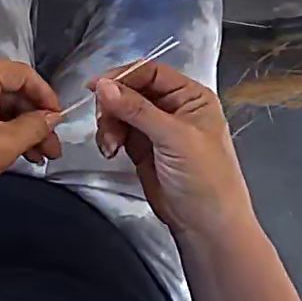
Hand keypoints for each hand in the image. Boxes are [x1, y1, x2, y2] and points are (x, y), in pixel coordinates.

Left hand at [0, 57, 62, 217]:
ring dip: (21, 128)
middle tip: (53, 150)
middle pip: (10, 89)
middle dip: (34, 119)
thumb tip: (53, 117)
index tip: (61, 123)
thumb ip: (34, 126)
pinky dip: (2, 130)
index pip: (22, 73)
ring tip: (40, 158)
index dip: (46, 97)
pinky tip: (19, 154)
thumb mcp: (4, 144)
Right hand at [92, 61, 253, 239]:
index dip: (121, 76)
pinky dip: (107, 136)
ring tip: (110, 145)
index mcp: (190, 96)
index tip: (95, 88)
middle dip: (112, 105)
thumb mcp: (174, 139)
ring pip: (118, 108)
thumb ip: (137, 109)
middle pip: (128, 89)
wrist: (206, 227)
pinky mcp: (140, 144)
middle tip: (105, 124)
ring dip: (107, 123)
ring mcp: (154, 126)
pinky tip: (110, 151)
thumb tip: (101, 85)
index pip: (149, 72)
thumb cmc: (204, 179)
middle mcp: (172, 106)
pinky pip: (115, 128)